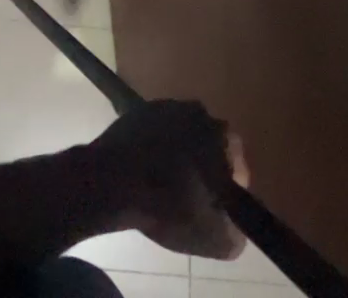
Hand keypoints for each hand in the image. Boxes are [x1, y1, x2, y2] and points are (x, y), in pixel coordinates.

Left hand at [87, 100, 248, 258]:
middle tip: (190, 195)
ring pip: (180, 136)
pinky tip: (144, 170)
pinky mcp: (134, 111)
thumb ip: (236, 231)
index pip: (236, 164)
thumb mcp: (218, 240)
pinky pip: (153, 132)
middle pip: (207, 145)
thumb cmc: (170, 208)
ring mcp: (162, 107)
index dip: (228, 189)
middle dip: (203, 167)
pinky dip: (153, 147)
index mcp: (222, 136)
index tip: (214, 206)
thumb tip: (230, 224)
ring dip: (177, 155)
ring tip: (164, 184)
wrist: (112, 182)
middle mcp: (196, 112)